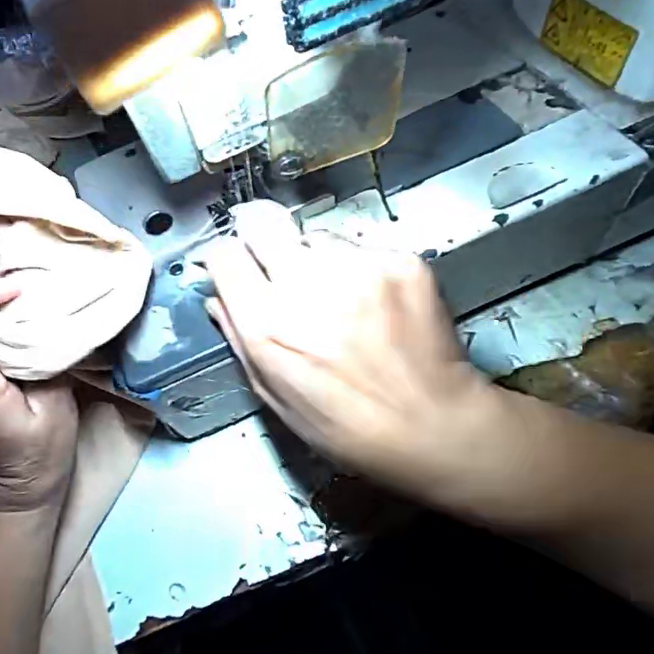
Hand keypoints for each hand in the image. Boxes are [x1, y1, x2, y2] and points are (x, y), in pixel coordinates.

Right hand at [203, 201, 502, 501]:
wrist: (433, 425)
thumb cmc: (351, 426)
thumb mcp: (278, 397)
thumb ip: (241, 340)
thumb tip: (220, 299)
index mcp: (268, 326)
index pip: (226, 255)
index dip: (229, 262)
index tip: (238, 267)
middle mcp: (307, 286)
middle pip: (264, 227)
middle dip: (266, 246)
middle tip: (284, 271)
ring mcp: (357, 268)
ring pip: (316, 236)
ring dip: (318, 259)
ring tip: (340, 297)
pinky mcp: (399, 261)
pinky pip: (362, 245)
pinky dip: (361, 266)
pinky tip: (373, 300)